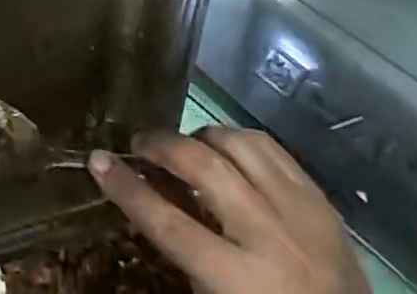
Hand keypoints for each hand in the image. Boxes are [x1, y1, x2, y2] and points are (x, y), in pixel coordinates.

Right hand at [90, 128, 370, 293]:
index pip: (171, 225)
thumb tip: (158, 204)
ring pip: (238, 143)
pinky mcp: (318, 196)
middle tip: (139, 145)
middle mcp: (268, 234)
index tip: (98, 160)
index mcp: (240, 281)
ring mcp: (298, 209)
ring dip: (203, 137)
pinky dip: (239, 139)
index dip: (129, 190)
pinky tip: (226, 148)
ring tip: (186, 146)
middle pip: (204, 166)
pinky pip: (270, 147)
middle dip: (162, 146)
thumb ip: (190, 261)